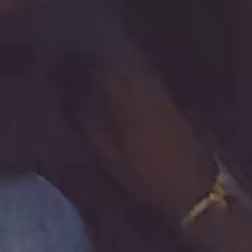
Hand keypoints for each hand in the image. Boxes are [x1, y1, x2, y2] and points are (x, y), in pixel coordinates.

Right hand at [79, 58, 218, 223]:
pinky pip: (142, 74)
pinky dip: (126, 71)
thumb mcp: (108, 154)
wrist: (194, 190)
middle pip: (111, 62)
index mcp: (123, 98)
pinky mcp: (168, 100)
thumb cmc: (146, 175)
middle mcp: (140, 87)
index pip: (92, 70)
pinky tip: (118, 81)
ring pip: (128, 65)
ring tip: (92, 71)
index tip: (57, 72)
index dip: (72, 67)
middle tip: (72, 69)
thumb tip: (71, 98)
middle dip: (89, 62)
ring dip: (108, 64)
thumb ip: (87, 121)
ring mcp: (157, 91)